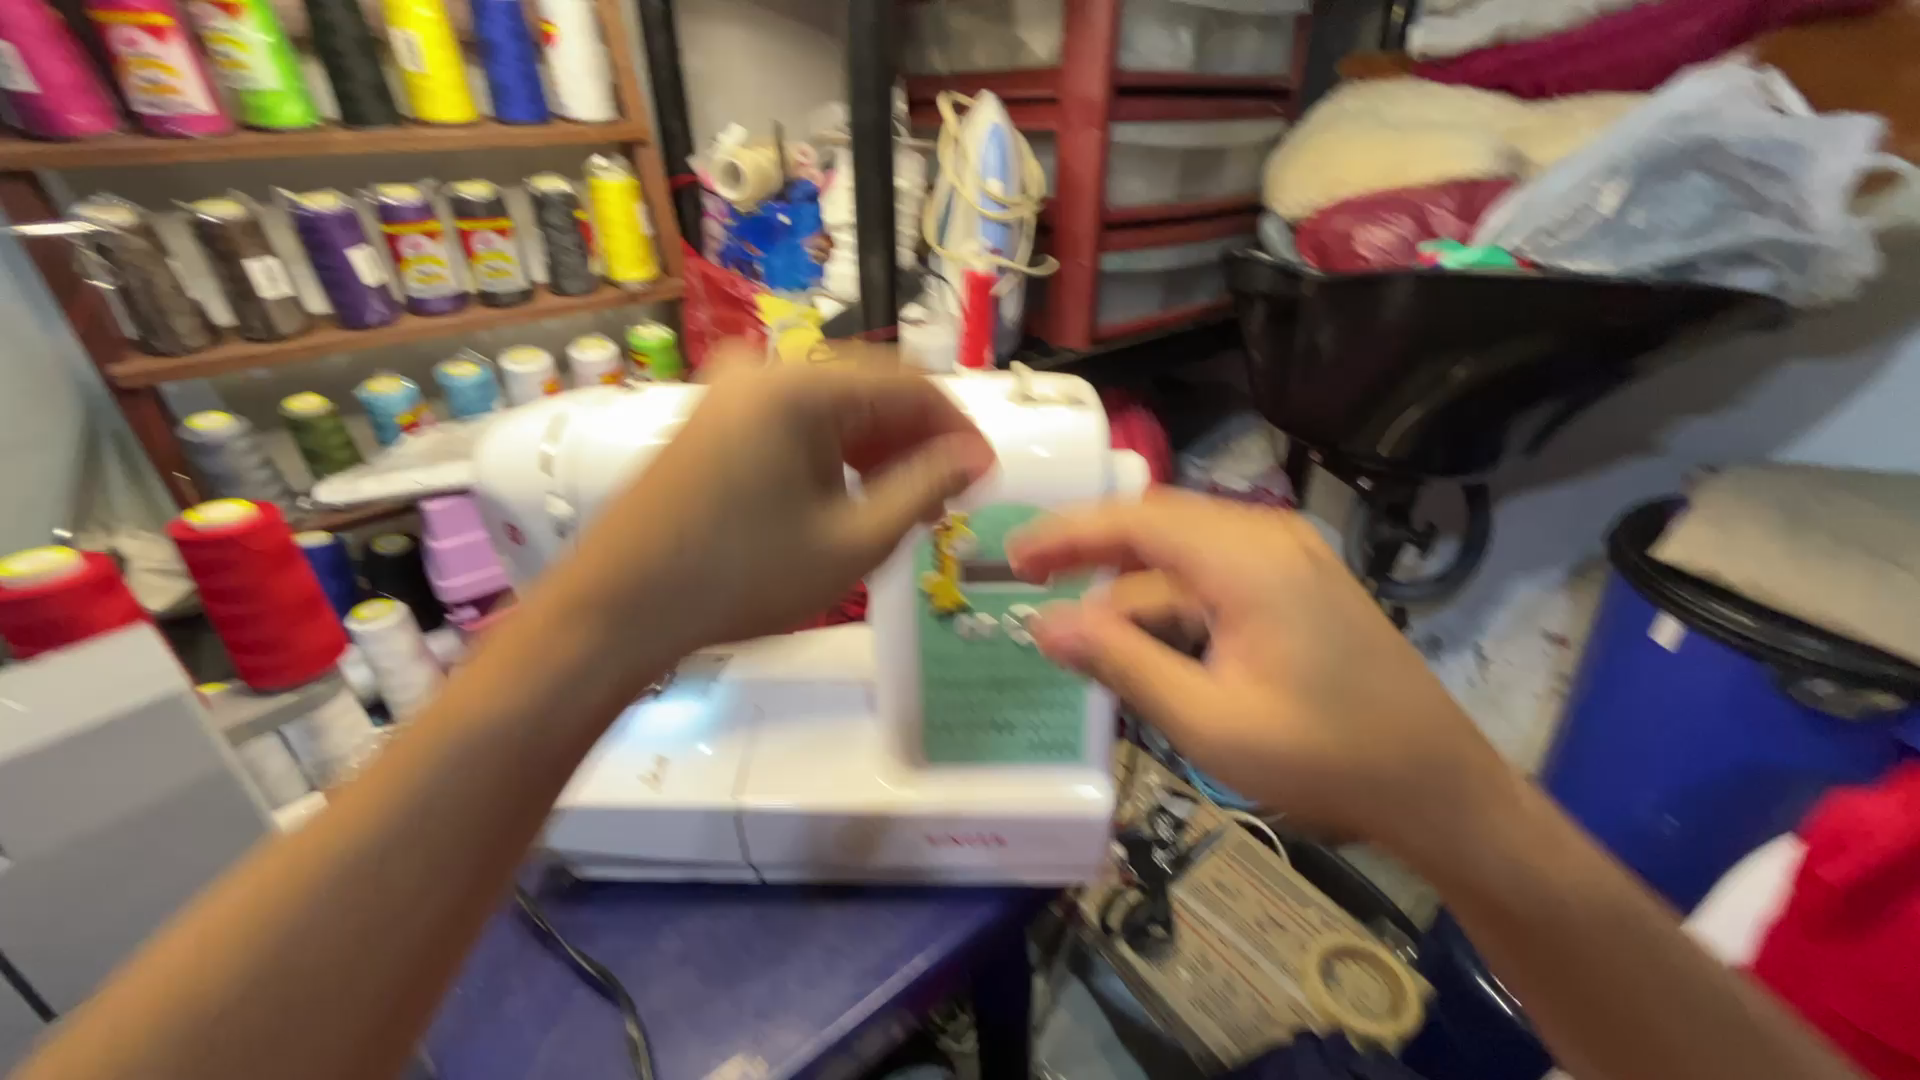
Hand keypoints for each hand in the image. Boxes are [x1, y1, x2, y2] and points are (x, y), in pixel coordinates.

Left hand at [564, 352, 994, 657]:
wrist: (618, 608)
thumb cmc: (742, 579)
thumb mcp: (853, 542)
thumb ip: (924, 488)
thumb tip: (975, 457)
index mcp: (802, 386)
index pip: (910, 386)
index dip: (958, 432)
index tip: (986, 479)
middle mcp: (766, 369)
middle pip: (871, 390)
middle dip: (918, 444)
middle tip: (946, 503)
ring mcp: (732, 390)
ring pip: (834, 407)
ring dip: (878, 450)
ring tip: (905, 509)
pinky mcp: (713, 417)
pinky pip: (794, 421)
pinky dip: (834, 453)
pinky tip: (849, 496)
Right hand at [1006, 489, 1516, 850]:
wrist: (1438, 785)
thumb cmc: (1323, 757)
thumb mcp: (1207, 720)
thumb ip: (1120, 663)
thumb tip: (1044, 626)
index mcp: (1248, 560)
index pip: (1134, 521)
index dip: (1066, 534)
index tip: (1012, 559)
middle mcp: (1268, 537)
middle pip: (1156, 527)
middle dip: (1091, 555)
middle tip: (1033, 587)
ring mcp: (1289, 556)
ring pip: (1183, 554)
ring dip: (1130, 588)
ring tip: (1086, 634)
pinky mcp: (1298, 581)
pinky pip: (1214, 574)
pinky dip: (1170, 601)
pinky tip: (1147, 640)